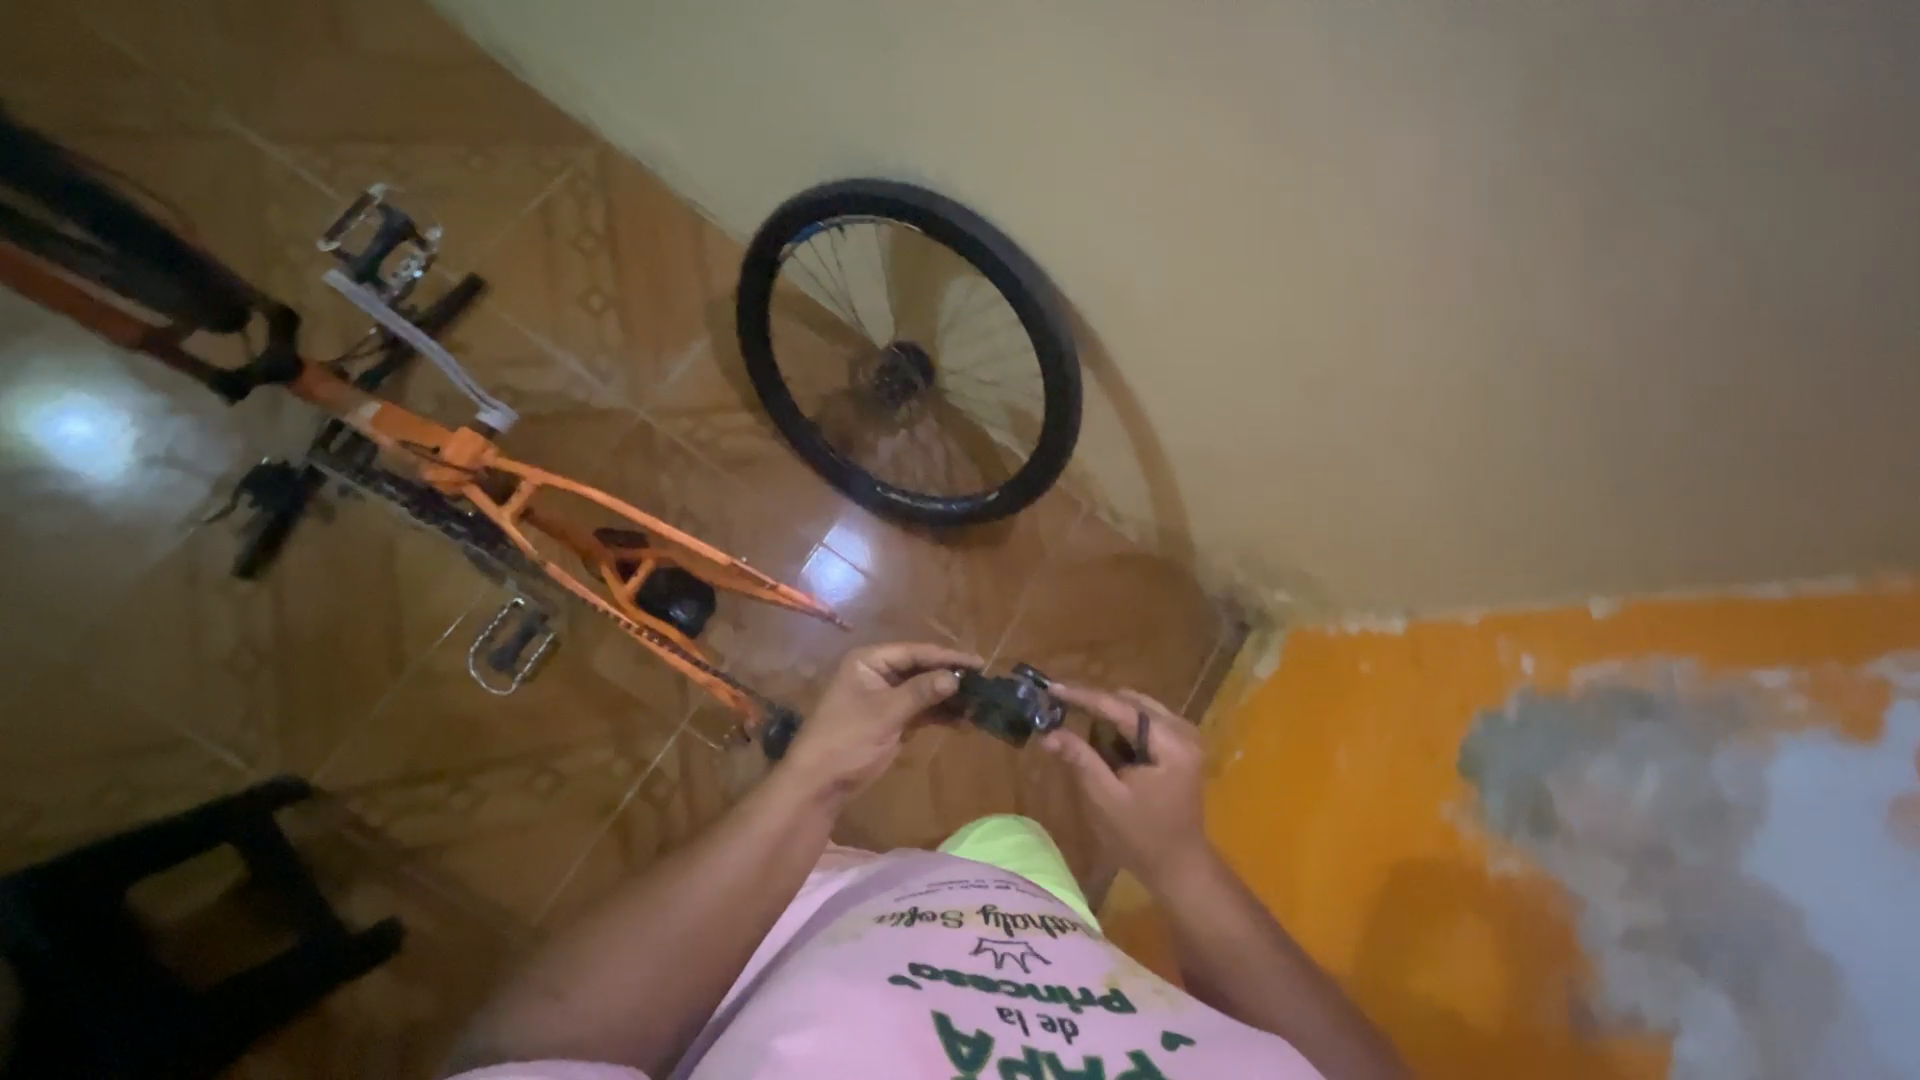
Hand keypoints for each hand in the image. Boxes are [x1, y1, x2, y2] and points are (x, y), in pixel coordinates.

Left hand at [779, 641, 982, 805]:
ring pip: (924, 691)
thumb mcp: (885, 713)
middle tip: (984, 682)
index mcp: (869, 661)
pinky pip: (921, 711)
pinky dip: (940, 715)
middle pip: (921, 669)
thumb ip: (921, 692)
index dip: (947, 657)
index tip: (978, 663)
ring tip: (980, 702)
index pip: (915, 652)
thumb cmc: (847, 739)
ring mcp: (885, 698)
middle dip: (950, 677)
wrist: (820, 782)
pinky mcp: (892, 721)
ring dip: (949, 697)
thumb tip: (955, 678)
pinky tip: (964, 720)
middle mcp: (878, 673)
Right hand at [1044, 685, 1213, 888]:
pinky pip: (1147, 722)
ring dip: (1109, 718)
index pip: (1121, 707)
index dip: (1084, 697)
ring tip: (1082, 735)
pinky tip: (1106, 747)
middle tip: (1061, 713)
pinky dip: (1123, 728)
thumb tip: (1049, 733)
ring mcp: (1186, 738)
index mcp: (1171, 743)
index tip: (1053, 688)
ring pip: (1138, 709)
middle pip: (1131, 702)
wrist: (1179, 866)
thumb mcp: (1105, 798)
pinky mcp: (1182, 747)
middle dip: (1096, 706)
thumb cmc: (1141, 837)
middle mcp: (1184, 731)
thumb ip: (1080, 759)